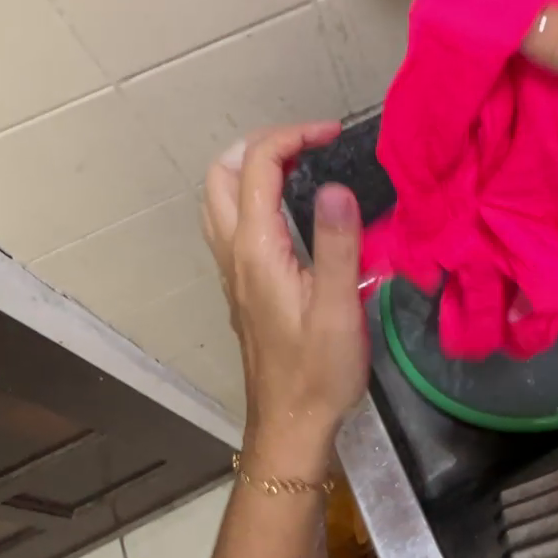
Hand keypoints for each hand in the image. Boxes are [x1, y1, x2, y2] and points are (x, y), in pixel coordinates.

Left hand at [202, 123, 368, 480]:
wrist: (291, 423)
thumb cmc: (319, 370)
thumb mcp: (338, 308)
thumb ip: (337, 244)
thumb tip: (335, 186)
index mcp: (256, 248)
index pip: (258, 165)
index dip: (293, 136)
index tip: (334, 134)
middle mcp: (233, 251)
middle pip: (221, 173)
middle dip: (261, 143)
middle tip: (309, 145)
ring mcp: (231, 269)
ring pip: (218, 197)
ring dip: (250, 168)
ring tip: (299, 167)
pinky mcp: (241, 284)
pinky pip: (230, 221)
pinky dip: (252, 195)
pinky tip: (289, 209)